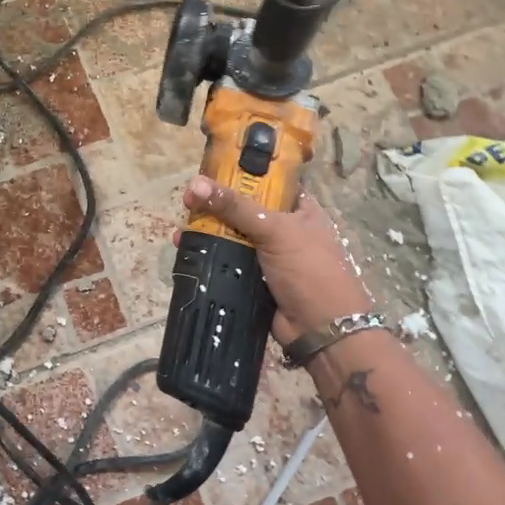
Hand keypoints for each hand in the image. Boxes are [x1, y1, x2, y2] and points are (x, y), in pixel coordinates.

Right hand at [175, 176, 372, 345]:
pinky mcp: (252, 275)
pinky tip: (185, 247)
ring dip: (203, 228)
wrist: (323, 333)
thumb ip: (235, 206)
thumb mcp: (275, 231)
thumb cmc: (310, 272)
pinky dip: (205, 251)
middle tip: (187, 200)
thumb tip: (194, 183)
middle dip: (212, 203)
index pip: (267, 182)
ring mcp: (266, 253)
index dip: (237, 173)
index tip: (206, 171)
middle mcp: (282, 228)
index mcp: (299, 210)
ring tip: (182, 230)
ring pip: (228, 232)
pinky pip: (223, 257)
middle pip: (241, 206)